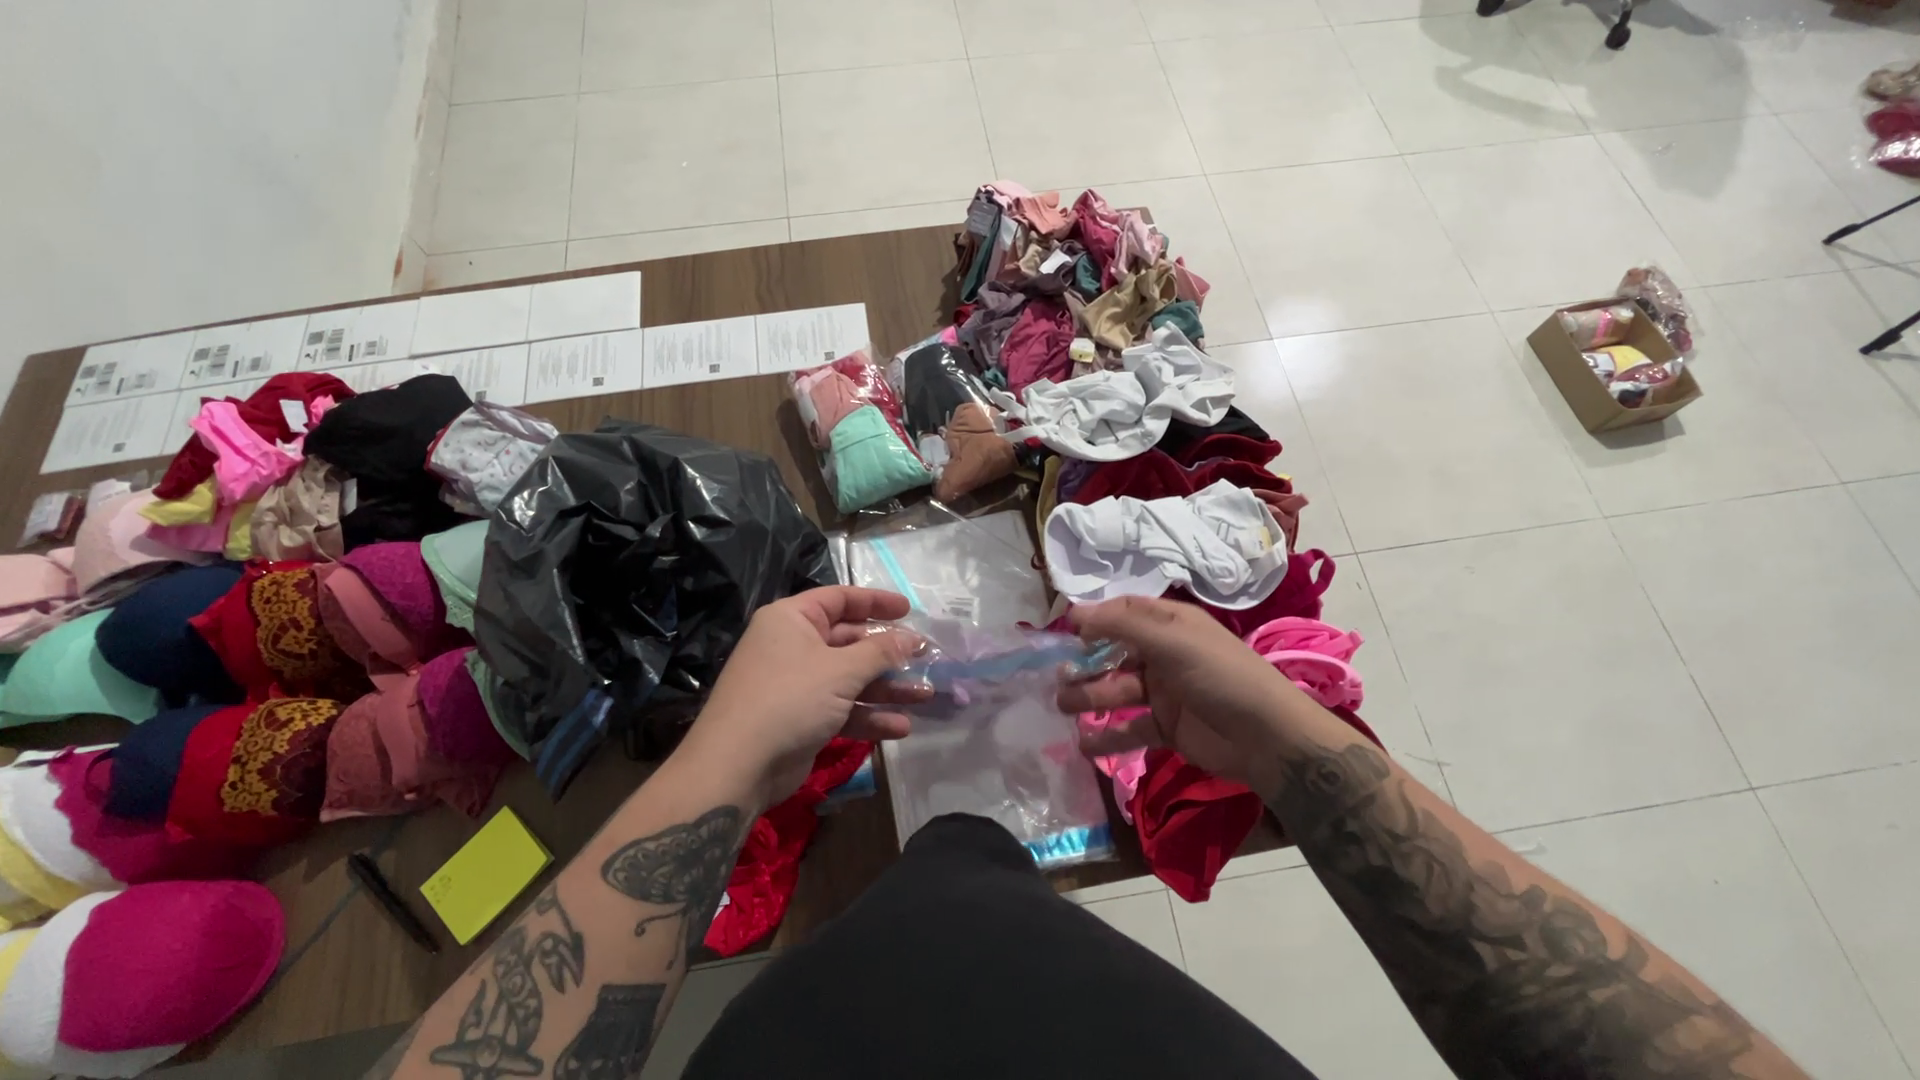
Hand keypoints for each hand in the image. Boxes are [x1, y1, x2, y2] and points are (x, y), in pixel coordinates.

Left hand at [684, 586, 926, 806]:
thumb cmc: (789, 700)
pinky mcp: (802, 719)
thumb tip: (914, 638)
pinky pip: (843, 709)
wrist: (738, 766)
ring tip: (926, 697)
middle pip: (849, 642)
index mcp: (792, 620)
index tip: (909, 610)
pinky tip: (900, 727)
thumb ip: (881, 652)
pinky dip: (869, 717)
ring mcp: (797, 685)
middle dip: (889, 654)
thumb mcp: (841, 671)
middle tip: (926, 660)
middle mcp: (792, 646)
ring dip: (887, 689)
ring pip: (851, 679)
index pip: (839, 599)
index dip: (876, 602)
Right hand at [1056, 595, 1298, 789]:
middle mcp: (1164, 655)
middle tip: (1057, 677)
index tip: (1062, 632)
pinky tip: (1083, 745)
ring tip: (1062, 707)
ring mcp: (1164, 693)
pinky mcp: (1166, 727)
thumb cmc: (1219, 674)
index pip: (1124, 613)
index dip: (1093, 619)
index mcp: (1170, 625)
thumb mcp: (1171, 639)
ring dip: (1089, 698)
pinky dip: (1107, 737)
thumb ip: (1121, 624)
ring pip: (1117, 691)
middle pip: (1114, 654)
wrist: (1266, 736)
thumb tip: (1074, 614)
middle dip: (1084, 664)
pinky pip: (1129, 729)